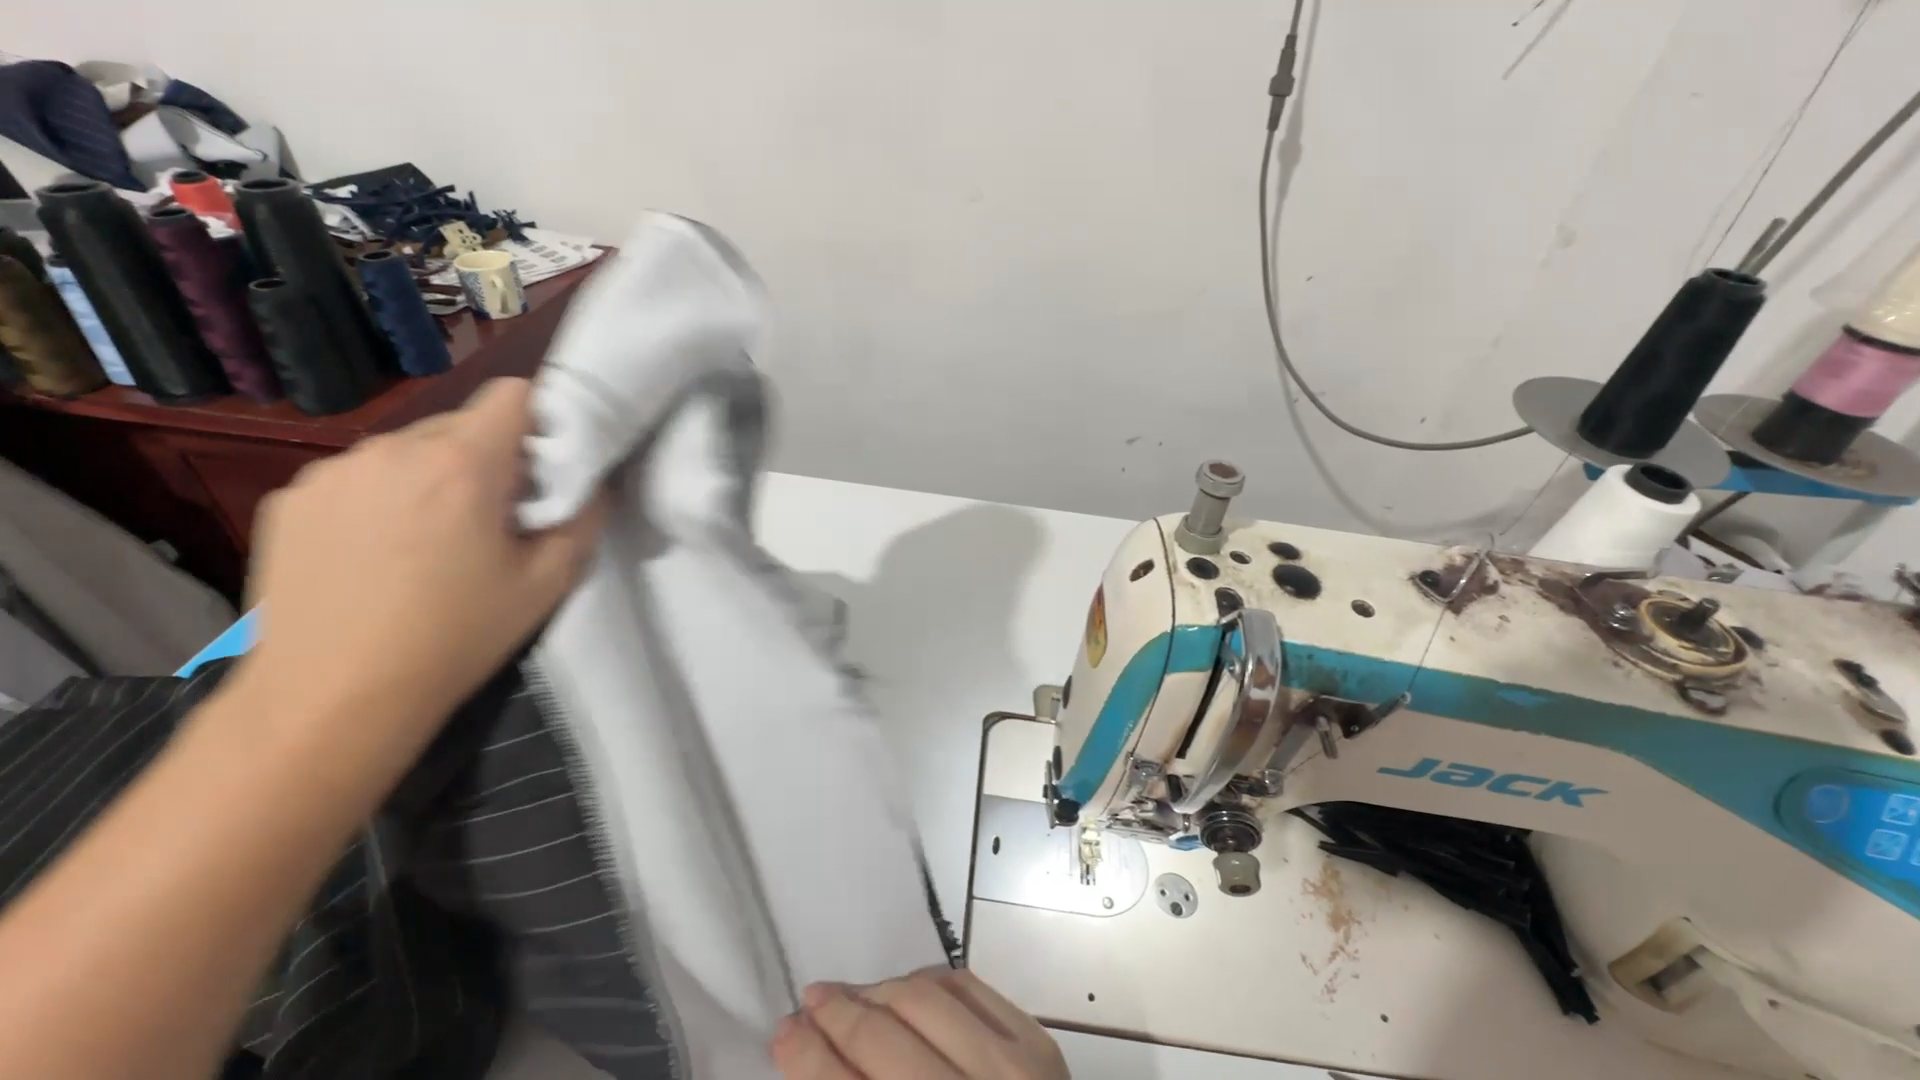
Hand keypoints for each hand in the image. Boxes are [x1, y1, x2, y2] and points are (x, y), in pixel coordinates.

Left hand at [237, 377, 602, 769]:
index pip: (512, 393)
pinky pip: (353, 480)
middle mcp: (392, 449)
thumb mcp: (546, 585)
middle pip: (459, 427)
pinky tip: (370, 560)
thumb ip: (582, 519)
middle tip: (488, 523)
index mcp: (462, 463)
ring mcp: (331, 471)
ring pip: (404, 453)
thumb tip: (592, 483)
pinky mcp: (288, 499)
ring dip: (427, 481)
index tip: (541, 469)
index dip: (538, 421)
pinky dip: (375, 503)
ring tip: (424, 547)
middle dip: (483, 461)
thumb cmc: (454, 639)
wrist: (331, 698)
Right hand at [772, 969, 1069, 1078]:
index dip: (807, 1056)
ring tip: (849, 994)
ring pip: (923, 999)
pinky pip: (969, 985)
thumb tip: (811, 1053)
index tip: (783, 1031)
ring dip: (876, 990)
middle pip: (882, 1038)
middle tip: (809, 1003)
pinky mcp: (1037, 1043)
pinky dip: (929, 980)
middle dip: (835, 1015)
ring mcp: (1010, 1069)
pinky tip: (904, 988)